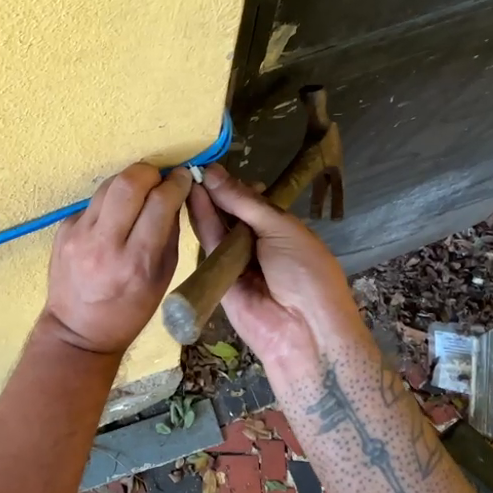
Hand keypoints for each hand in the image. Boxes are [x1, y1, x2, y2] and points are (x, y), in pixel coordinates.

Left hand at [41, 163, 192, 355]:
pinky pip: (92, 203)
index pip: (160, 203)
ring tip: (137, 195)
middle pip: (128, 182)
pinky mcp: (63, 230)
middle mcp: (105, 244)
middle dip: (149, 172)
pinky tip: (112, 221)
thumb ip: (169, 232)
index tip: (182, 177)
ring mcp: (78, 235)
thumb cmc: (130, 310)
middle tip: (158, 178)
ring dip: (128, 183)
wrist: (77, 331)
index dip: (176, 183)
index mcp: (136, 262)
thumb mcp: (163, 278)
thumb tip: (175, 194)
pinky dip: (108, 205)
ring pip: (108, 186)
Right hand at [185, 164, 369, 382]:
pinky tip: (190, 197)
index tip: (209, 160)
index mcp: (280, 229)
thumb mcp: (281, 229)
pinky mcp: (217, 276)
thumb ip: (244, 202)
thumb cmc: (306, 273)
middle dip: (214, 190)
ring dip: (204, 201)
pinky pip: (208, 245)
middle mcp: (257, 242)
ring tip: (186, 174)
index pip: (249, 200)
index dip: (231, 182)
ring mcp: (236, 259)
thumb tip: (213, 172)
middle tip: (191, 164)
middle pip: (230, 212)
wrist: (305, 331)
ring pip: (216, 225)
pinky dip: (200, 220)